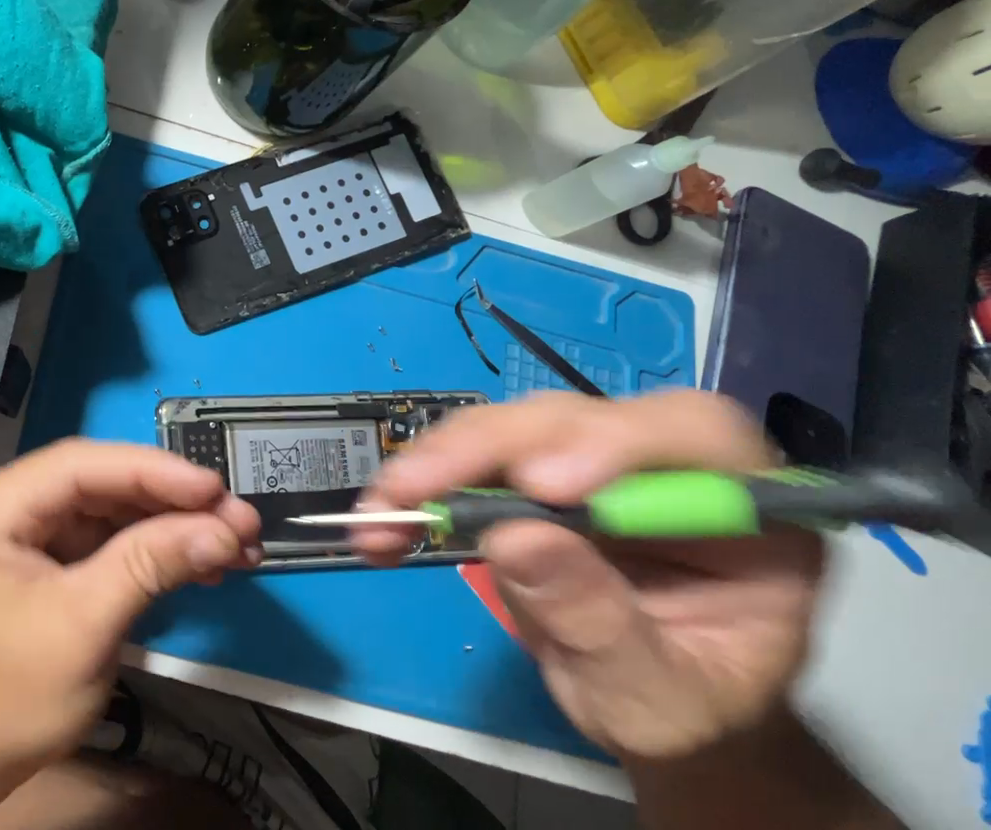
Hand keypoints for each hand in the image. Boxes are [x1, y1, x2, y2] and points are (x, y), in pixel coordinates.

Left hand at [0, 440, 262, 789]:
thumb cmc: (12, 695)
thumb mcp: (82, 625)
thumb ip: (148, 566)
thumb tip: (223, 529)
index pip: (79, 465)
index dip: (152, 471)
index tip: (214, 488)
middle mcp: (8, 504)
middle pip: (102, 483)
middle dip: (173, 501)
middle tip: (241, 519)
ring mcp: (32, 531)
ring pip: (115, 509)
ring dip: (176, 526)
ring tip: (240, 544)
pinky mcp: (55, 558)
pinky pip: (113, 539)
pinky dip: (159, 551)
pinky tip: (206, 565)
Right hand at [356, 391, 823, 762]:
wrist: (653, 707)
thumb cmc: (683, 709)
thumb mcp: (656, 696)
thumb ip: (600, 625)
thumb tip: (514, 539)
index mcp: (747, 512)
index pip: (692, 436)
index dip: (613, 442)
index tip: (540, 484)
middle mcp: (663, 468)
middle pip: (574, 420)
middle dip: (488, 449)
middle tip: (416, 489)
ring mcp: (589, 466)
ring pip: (508, 429)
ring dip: (437, 463)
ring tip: (383, 510)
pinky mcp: (529, 476)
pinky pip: (469, 460)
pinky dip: (420, 483)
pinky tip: (385, 514)